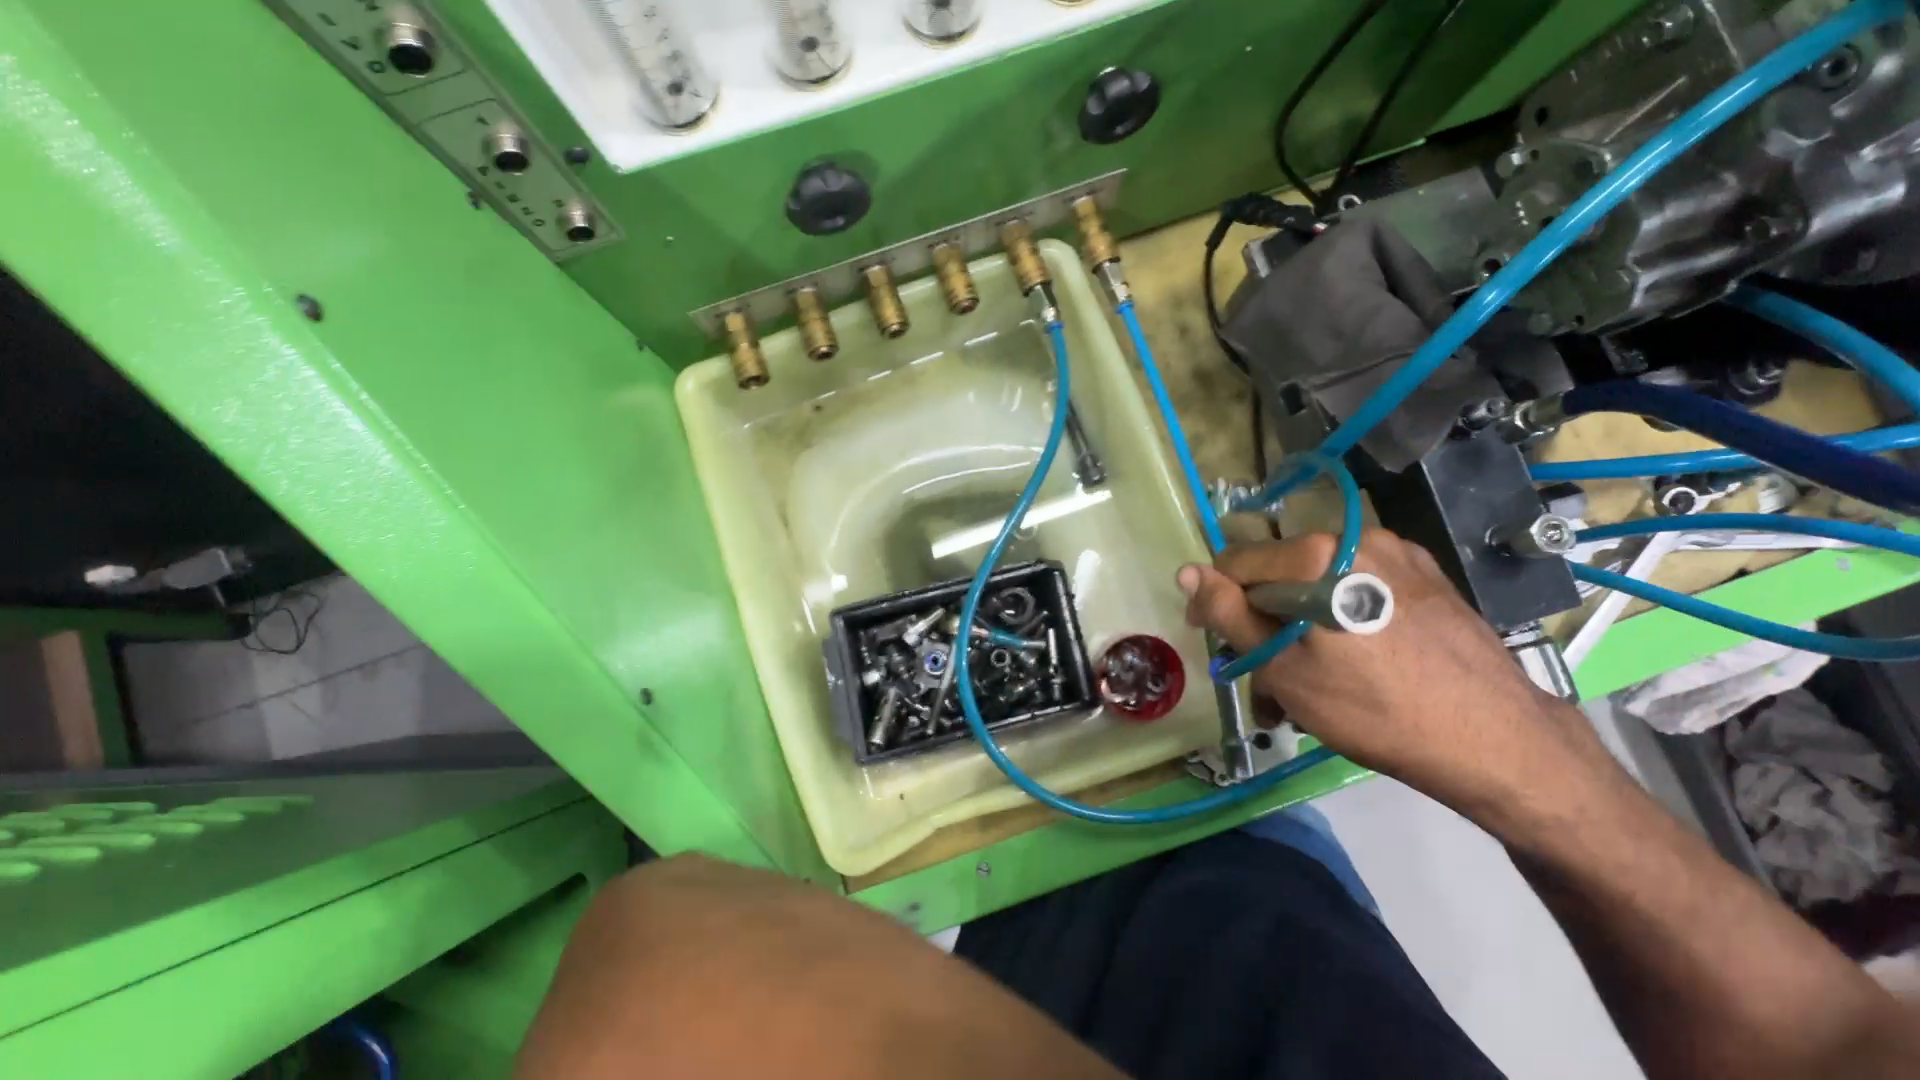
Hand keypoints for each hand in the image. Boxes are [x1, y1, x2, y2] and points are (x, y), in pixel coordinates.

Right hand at [1178, 529, 1587, 814]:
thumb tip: (1188, 570)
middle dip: (1266, 622)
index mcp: (1314, 554)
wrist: (1494, 738)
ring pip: (1323, 583)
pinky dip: (1345, 618)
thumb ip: (1229, 615)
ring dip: (1304, 625)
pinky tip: (1361, 665)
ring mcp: (1399, 553)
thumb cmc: (1374, 710)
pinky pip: (1363, 587)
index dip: (1216, 605)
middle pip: (1281, 574)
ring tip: (1315, 683)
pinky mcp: (1430, 576)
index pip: (1235, 564)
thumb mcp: (1283, 669)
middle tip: (1271, 682)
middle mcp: (1356, 536)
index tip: (1222, 647)